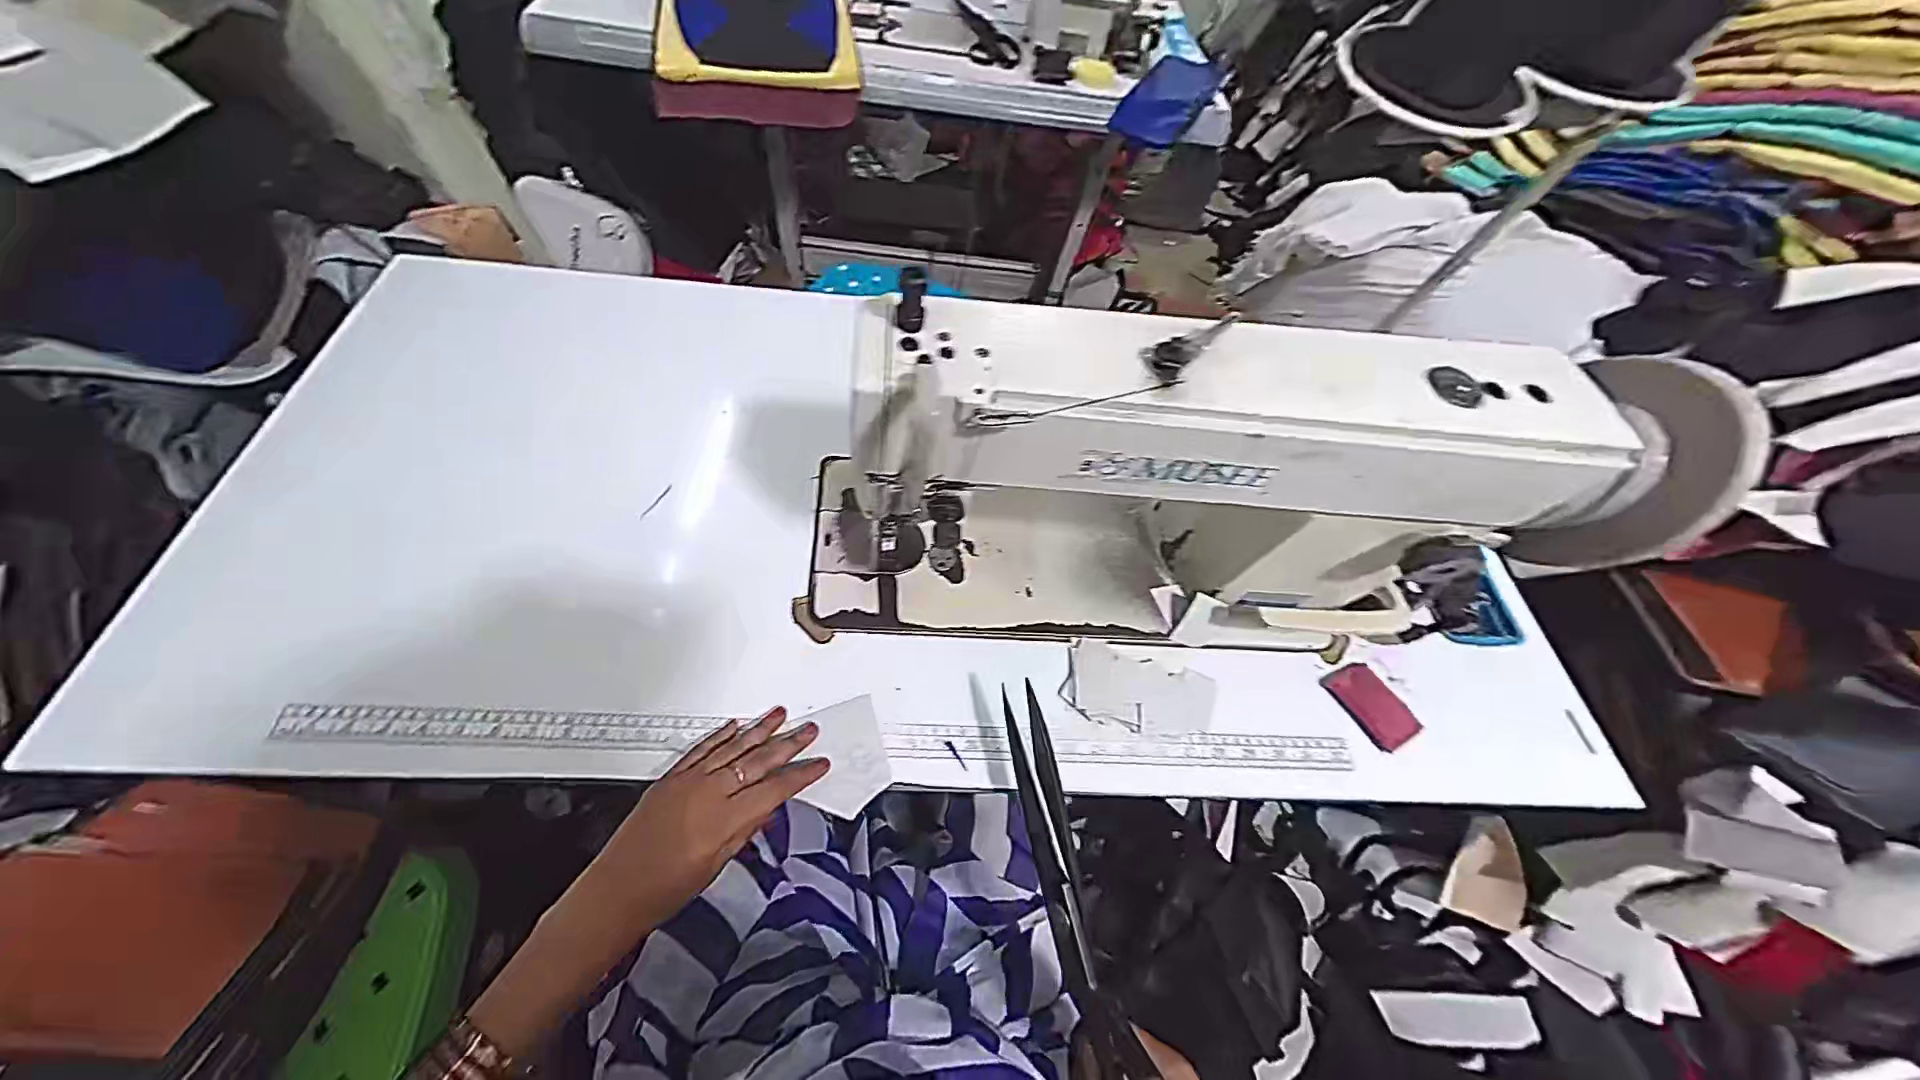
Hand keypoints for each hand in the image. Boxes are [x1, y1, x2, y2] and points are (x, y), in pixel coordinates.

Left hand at [583, 707, 829, 928]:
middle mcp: (707, 794)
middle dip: (788, 744)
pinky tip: (735, 726)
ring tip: (779, 715)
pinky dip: (720, 735)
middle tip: (808, 731)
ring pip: (732, 747)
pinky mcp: (669, 779)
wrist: (614, 893)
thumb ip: (745, 831)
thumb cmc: (661, 890)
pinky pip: (701, 749)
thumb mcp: (717, 865)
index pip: (775, 789)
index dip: (801, 775)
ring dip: (760, 729)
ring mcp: (686, 782)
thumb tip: (766, 809)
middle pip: (758, 761)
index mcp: (724, 820)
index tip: (817, 765)